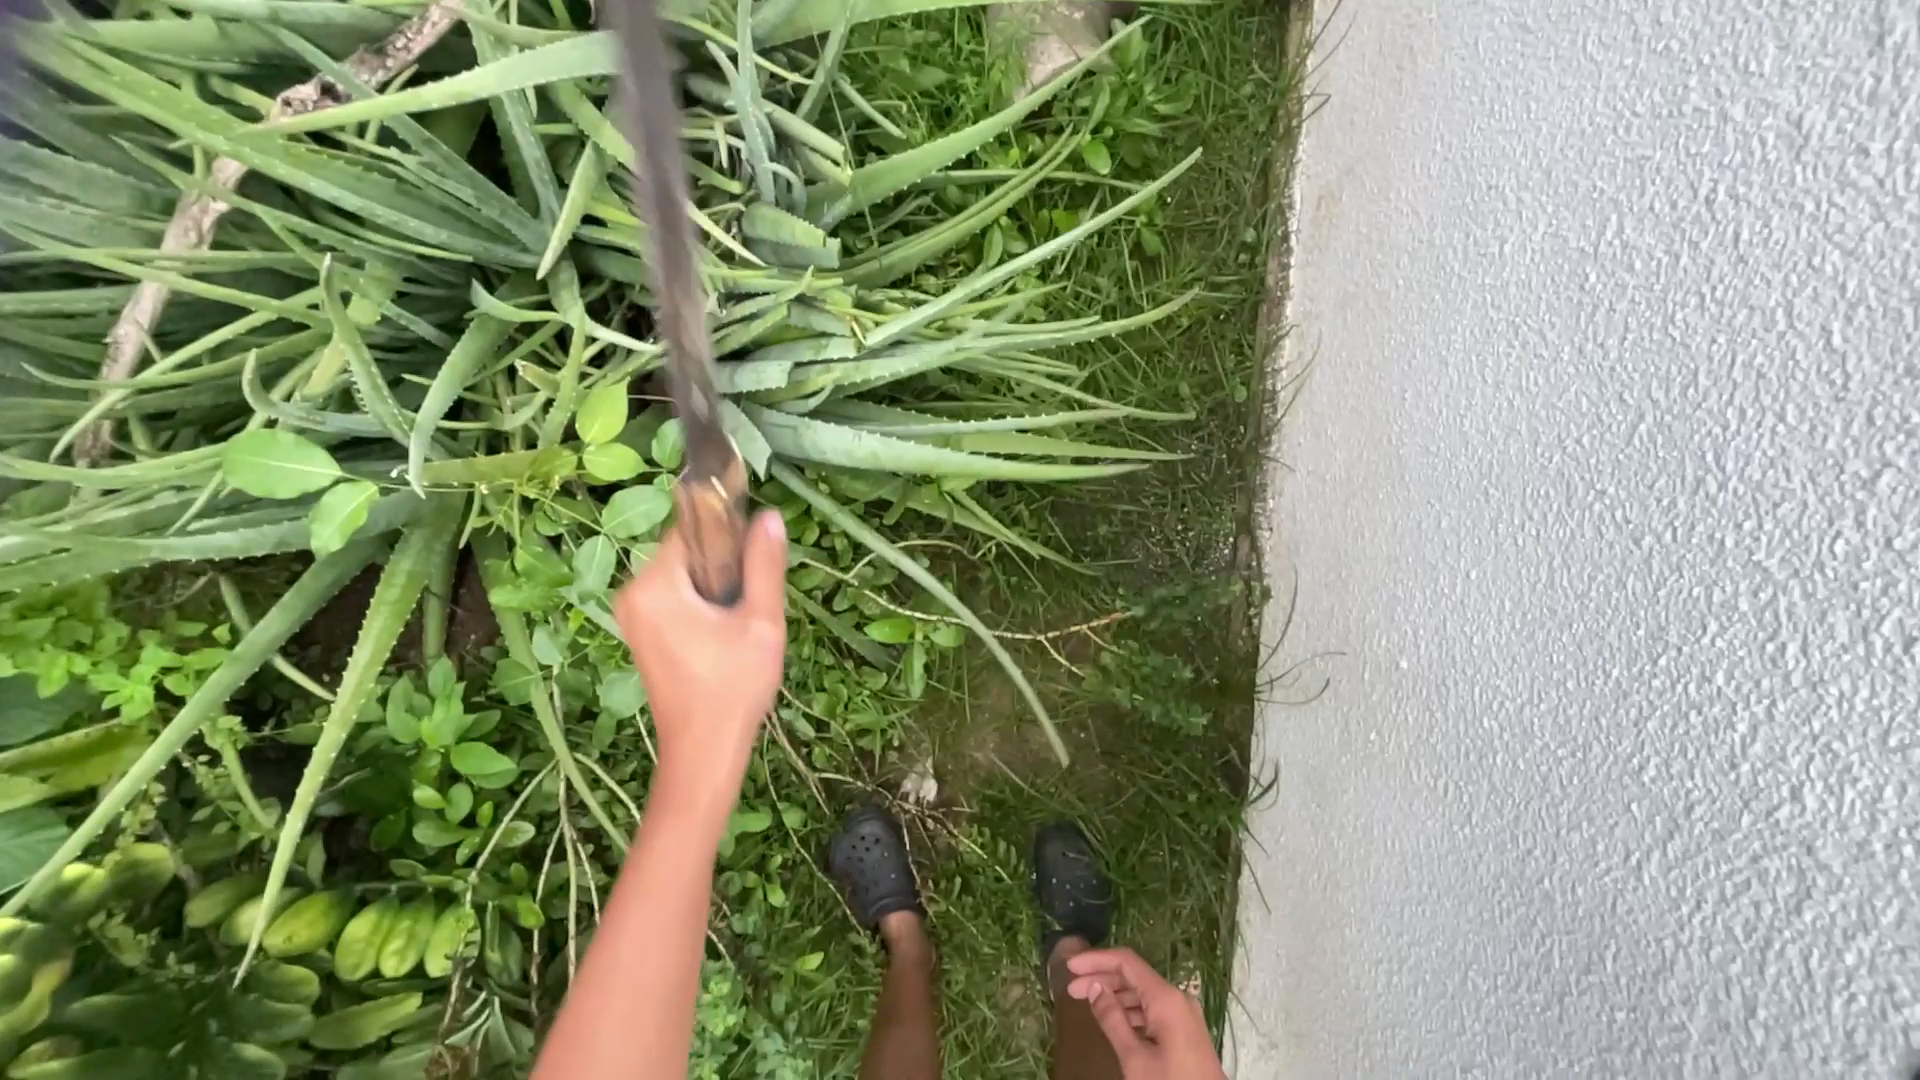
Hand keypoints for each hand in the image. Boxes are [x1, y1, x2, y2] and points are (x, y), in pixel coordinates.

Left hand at [613, 510, 787, 807]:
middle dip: (725, 564)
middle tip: (755, 599)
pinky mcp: (642, 633)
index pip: (692, 529)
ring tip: (744, 619)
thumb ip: (765, 566)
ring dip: (717, 585)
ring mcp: (633, 615)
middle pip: (687, 552)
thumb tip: (769, 516)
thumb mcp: (761, 622)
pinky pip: (676, 597)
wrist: (704, 750)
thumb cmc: (734, 687)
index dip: (730, 532)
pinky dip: (704, 602)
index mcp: (654, 585)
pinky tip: (728, 631)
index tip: (759, 553)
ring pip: (684, 575)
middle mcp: (632, 593)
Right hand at [1065, 948, 1224, 1079]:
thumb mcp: (1135, 1058)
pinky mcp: (1185, 1029)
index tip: (1070, 967)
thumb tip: (1094, 987)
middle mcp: (1177, 997)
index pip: (1126, 962)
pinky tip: (1113, 1018)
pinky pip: (1153, 1008)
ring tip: (1087, 1002)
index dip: (1096, 960)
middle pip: (1134, 975)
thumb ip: (1113, 1019)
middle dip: (1101, 977)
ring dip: (1114, 994)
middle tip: (1071, 989)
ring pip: (1143, 992)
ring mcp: (1184, 1013)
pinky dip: (1130, 1009)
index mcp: (1166, 997)